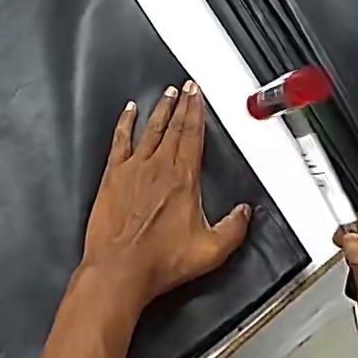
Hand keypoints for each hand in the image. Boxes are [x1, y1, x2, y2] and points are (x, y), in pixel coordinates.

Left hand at [81, 81, 252, 311]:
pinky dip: (125, 122)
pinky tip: (129, 110)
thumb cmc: (159, 262)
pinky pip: (120, 140)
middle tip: (187, 86)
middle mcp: (159, 166)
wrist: (119, 270)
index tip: (198, 95)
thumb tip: (244, 213)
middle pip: (174, 126)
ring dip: (161, 108)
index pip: (192, 135)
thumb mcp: (209, 252)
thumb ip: (233, 229)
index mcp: (183, 179)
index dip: (196, 111)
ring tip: (167, 93)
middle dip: (183, 103)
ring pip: (151, 128)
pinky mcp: (113, 175)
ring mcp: (134, 168)